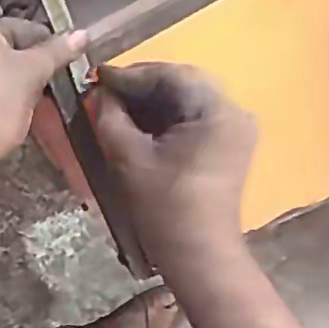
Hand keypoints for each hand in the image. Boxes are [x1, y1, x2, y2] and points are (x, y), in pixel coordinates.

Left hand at [0, 19, 86, 174]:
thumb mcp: (32, 73)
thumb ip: (57, 51)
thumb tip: (84, 33)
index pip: (24, 27)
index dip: (50, 43)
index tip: (70, 63)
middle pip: (12, 50)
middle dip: (36, 66)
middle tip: (58, 83)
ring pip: (3, 73)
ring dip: (25, 85)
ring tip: (43, 100)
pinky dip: (9, 98)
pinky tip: (22, 112)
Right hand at [89, 62, 256, 257]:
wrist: (197, 253)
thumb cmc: (163, 206)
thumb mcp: (128, 158)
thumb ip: (109, 119)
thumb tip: (98, 94)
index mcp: (216, 110)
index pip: (170, 74)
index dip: (129, 74)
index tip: (94, 77)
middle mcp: (233, 112)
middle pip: (182, 84)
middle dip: (140, 86)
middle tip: (103, 92)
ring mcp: (234, 130)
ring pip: (187, 101)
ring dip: (151, 101)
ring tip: (115, 108)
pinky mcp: (227, 147)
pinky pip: (193, 119)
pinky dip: (164, 118)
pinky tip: (137, 125)